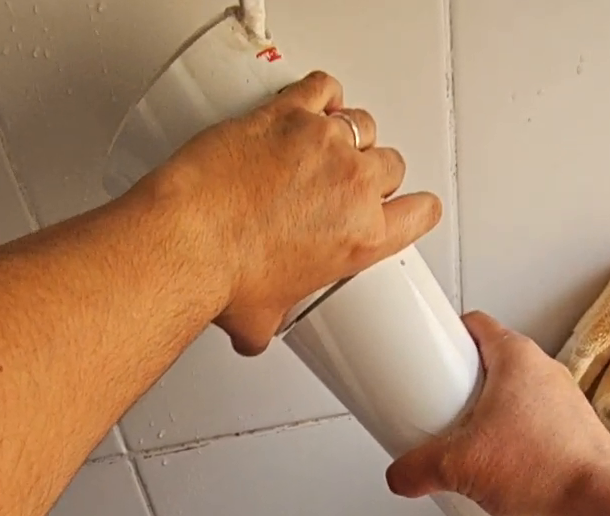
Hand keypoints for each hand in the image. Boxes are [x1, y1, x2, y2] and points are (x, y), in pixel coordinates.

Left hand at [143, 71, 442, 354]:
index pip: (420, 214)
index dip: (415, 210)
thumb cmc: (227, 277)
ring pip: (362, 125)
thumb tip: (257, 334)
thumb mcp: (263, 321)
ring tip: (321, 151)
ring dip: (348, 137)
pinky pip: (324, 87)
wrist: (189, 241)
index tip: (408, 208)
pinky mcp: (288, 113)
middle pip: (390, 165)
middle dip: (371, 176)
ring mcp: (322, 143)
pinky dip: (321, 96)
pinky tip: (308, 108)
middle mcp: (351, 186)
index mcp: (360, 239)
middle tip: (344, 189)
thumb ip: (274, 323)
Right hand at [386, 312, 609, 515]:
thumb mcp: (459, 467)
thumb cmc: (549, 467)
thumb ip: (417, 469)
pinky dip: (507, 436)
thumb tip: (401, 474)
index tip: (428, 352)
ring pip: (508, 394)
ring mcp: (559, 399)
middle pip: (487, 362)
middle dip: (459, 384)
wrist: (598, 499)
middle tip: (439, 408)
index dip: (444, 336)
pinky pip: (527, 421)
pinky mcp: (567, 428)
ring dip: (484, 414)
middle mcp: (541, 371)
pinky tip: (494, 464)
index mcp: (516, 358)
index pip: (473, 325)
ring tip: (464, 443)